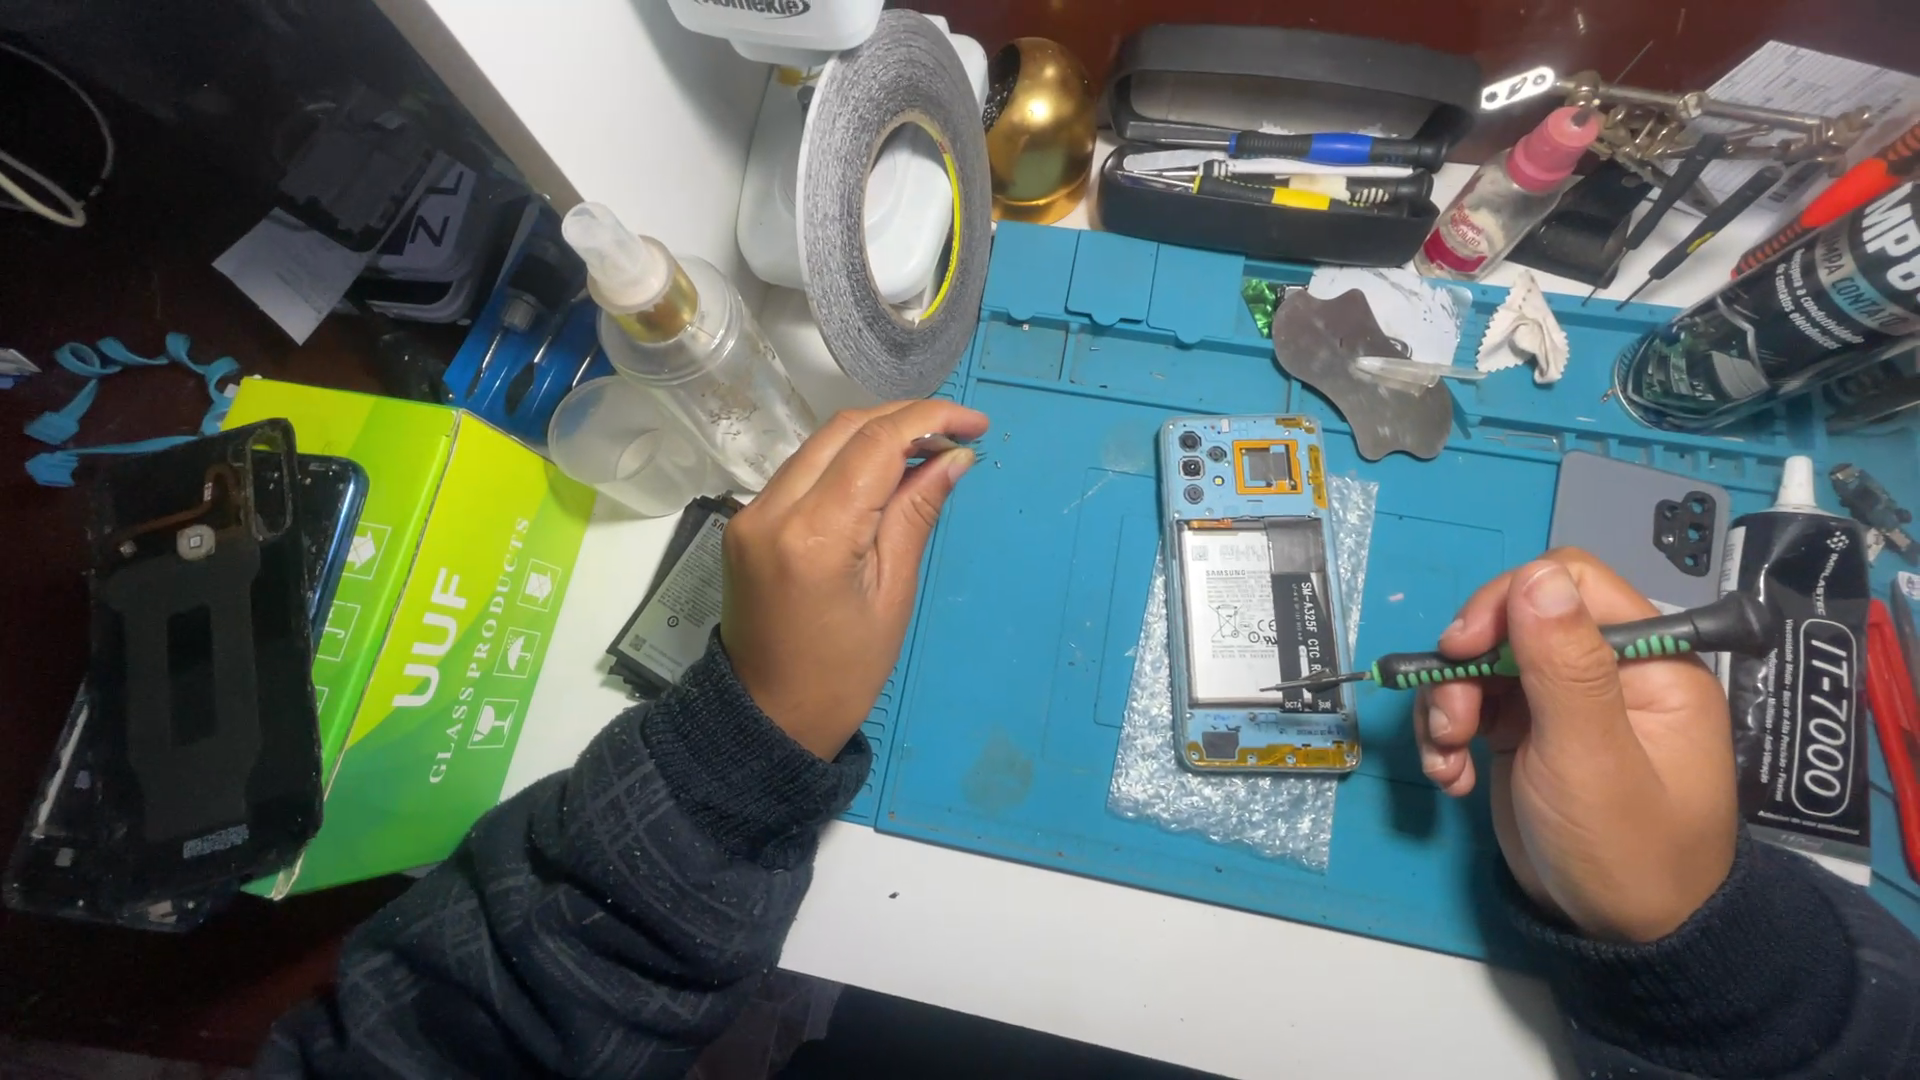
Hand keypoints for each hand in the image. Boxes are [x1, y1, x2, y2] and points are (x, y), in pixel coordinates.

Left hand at [721, 401, 989, 759]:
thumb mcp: (894, 594)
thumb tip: (954, 458)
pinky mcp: (746, 520)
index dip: (931, 420)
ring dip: (877, 436)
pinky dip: (848, 461)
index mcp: (815, 534)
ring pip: (821, 444)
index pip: (875, 444)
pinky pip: (803, 471)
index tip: (976, 425)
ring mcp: (751, 512)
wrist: (768, 716)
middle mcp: (772, 508)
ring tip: (930, 451)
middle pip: (844, 429)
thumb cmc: (843, 673)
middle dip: (906, 419)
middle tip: (957, 434)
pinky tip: (884, 474)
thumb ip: (917, 513)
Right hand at [1415, 549, 1738, 942]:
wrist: (1614, 934)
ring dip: (1444, 709)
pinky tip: (1449, 776)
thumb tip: (1537, 577)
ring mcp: (1552, 702)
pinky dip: (1443, 737)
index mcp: (1644, 663)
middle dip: (1463, 671)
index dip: (1507, 602)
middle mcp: (1597, 672)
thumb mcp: (1590, 757)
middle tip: (1451, 720)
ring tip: (1447, 760)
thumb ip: (1565, 666)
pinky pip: (1462, 705)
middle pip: (1506, 623)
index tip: (1464, 648)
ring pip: (1472, 665)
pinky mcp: (1516, 731)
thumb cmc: (1623, 848)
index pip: (1568, 584)